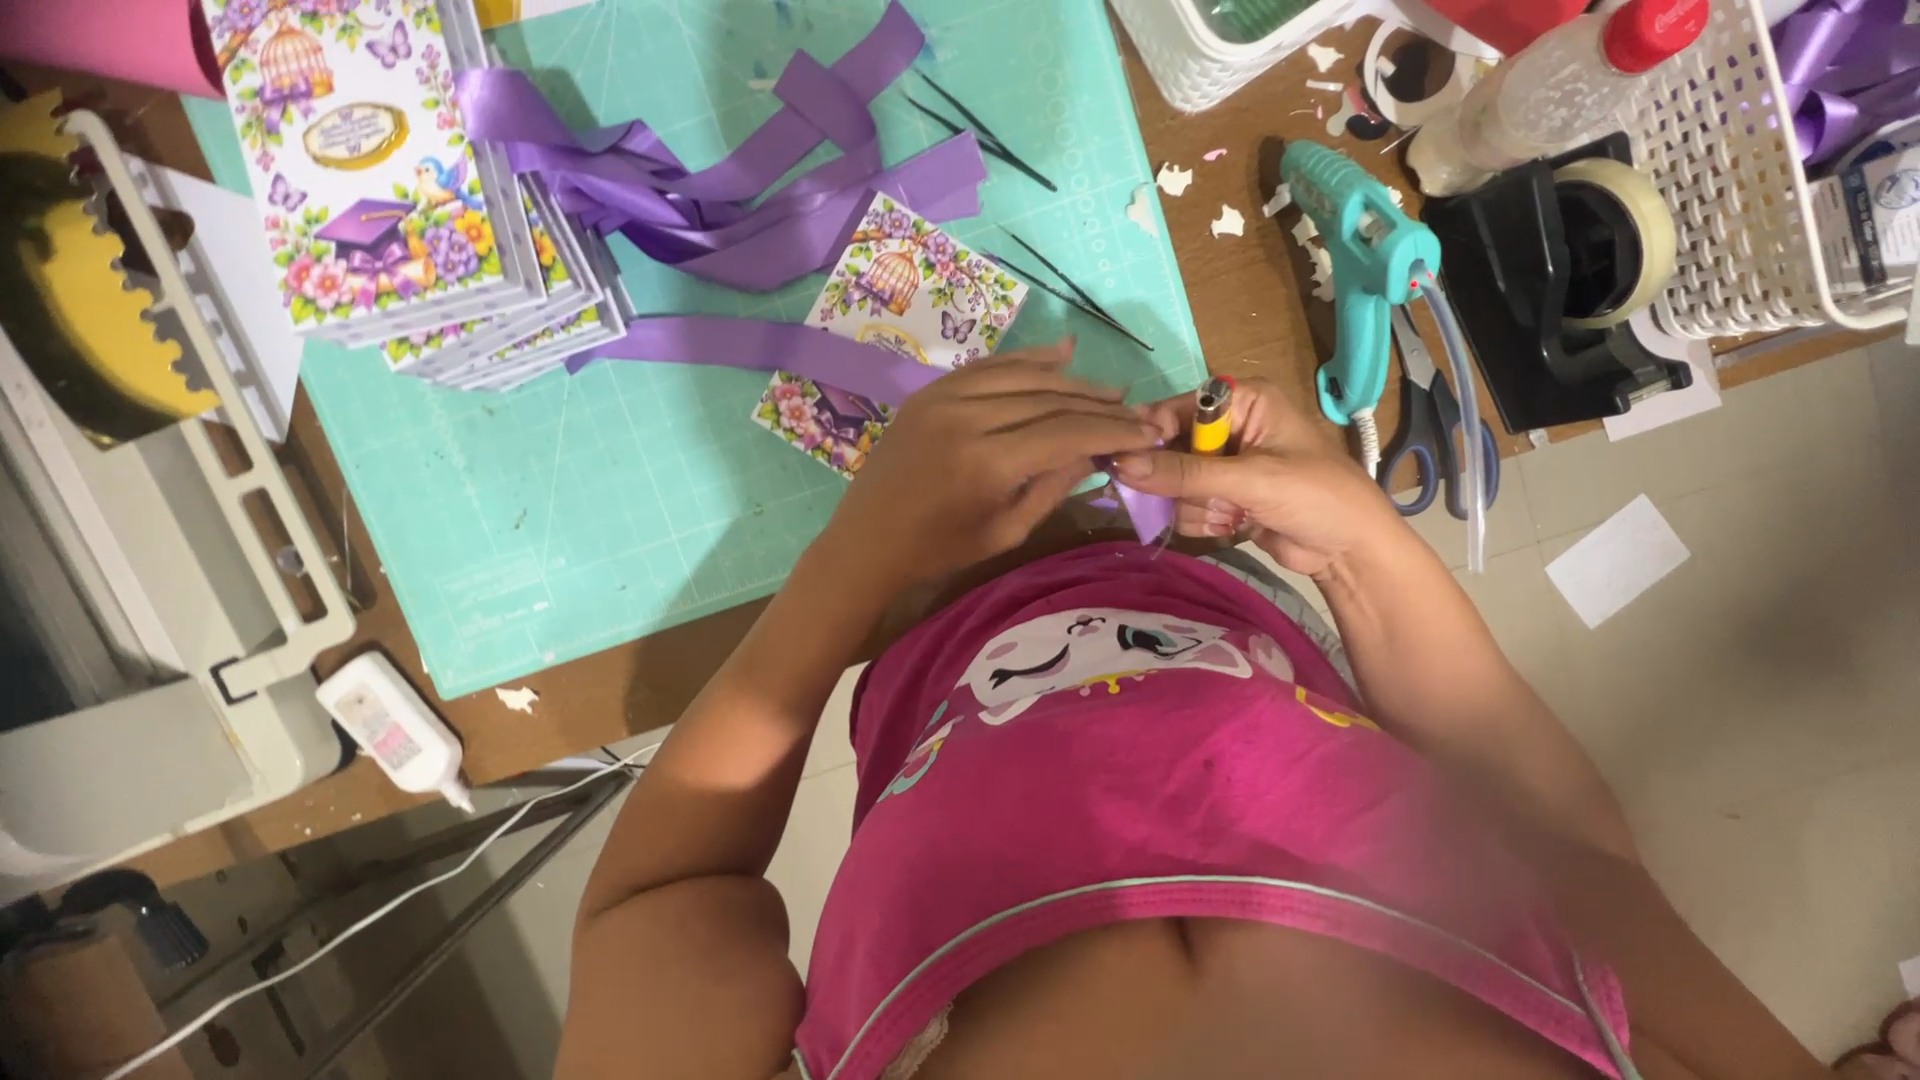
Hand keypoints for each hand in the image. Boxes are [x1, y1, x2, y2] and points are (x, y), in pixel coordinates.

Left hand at [819, 340, 1161, 587]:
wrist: (868, 540)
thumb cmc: (938, 549)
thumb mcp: (1005, 531)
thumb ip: (1052, 487)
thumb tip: (1095, 452)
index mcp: (986, 463)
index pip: (1066, 433)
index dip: (1111, 431)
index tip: (1147, 433)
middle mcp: (967, 418)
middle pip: (1049, 399)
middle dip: (1099, 405)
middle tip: (1136, 410)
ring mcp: (945, 397)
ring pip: (1023, 376)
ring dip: (1071, 380)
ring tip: (1110, 389)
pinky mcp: (931, 392)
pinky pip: (989, 366)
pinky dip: (1027, 359)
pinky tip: (1061, 353)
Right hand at [1112, 377, 1410, 578]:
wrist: (1351, 551)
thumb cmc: (1315, 497)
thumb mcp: (1249, 479)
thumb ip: (1184, 473)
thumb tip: (1121, 465)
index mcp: (1245, 401)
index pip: (1178, 406)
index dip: (1152, 432)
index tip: (1129, 462)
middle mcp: (1230, 427)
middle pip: (1169, 447)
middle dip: (1179, 480)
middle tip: (1195, 497)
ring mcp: (1225, 465)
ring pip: (1173, 483)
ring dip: (1195, 505)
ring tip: (1228, 514)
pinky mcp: (1222, 498)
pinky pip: (1185, 506)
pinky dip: (1202, 520)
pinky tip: (1231, 526)